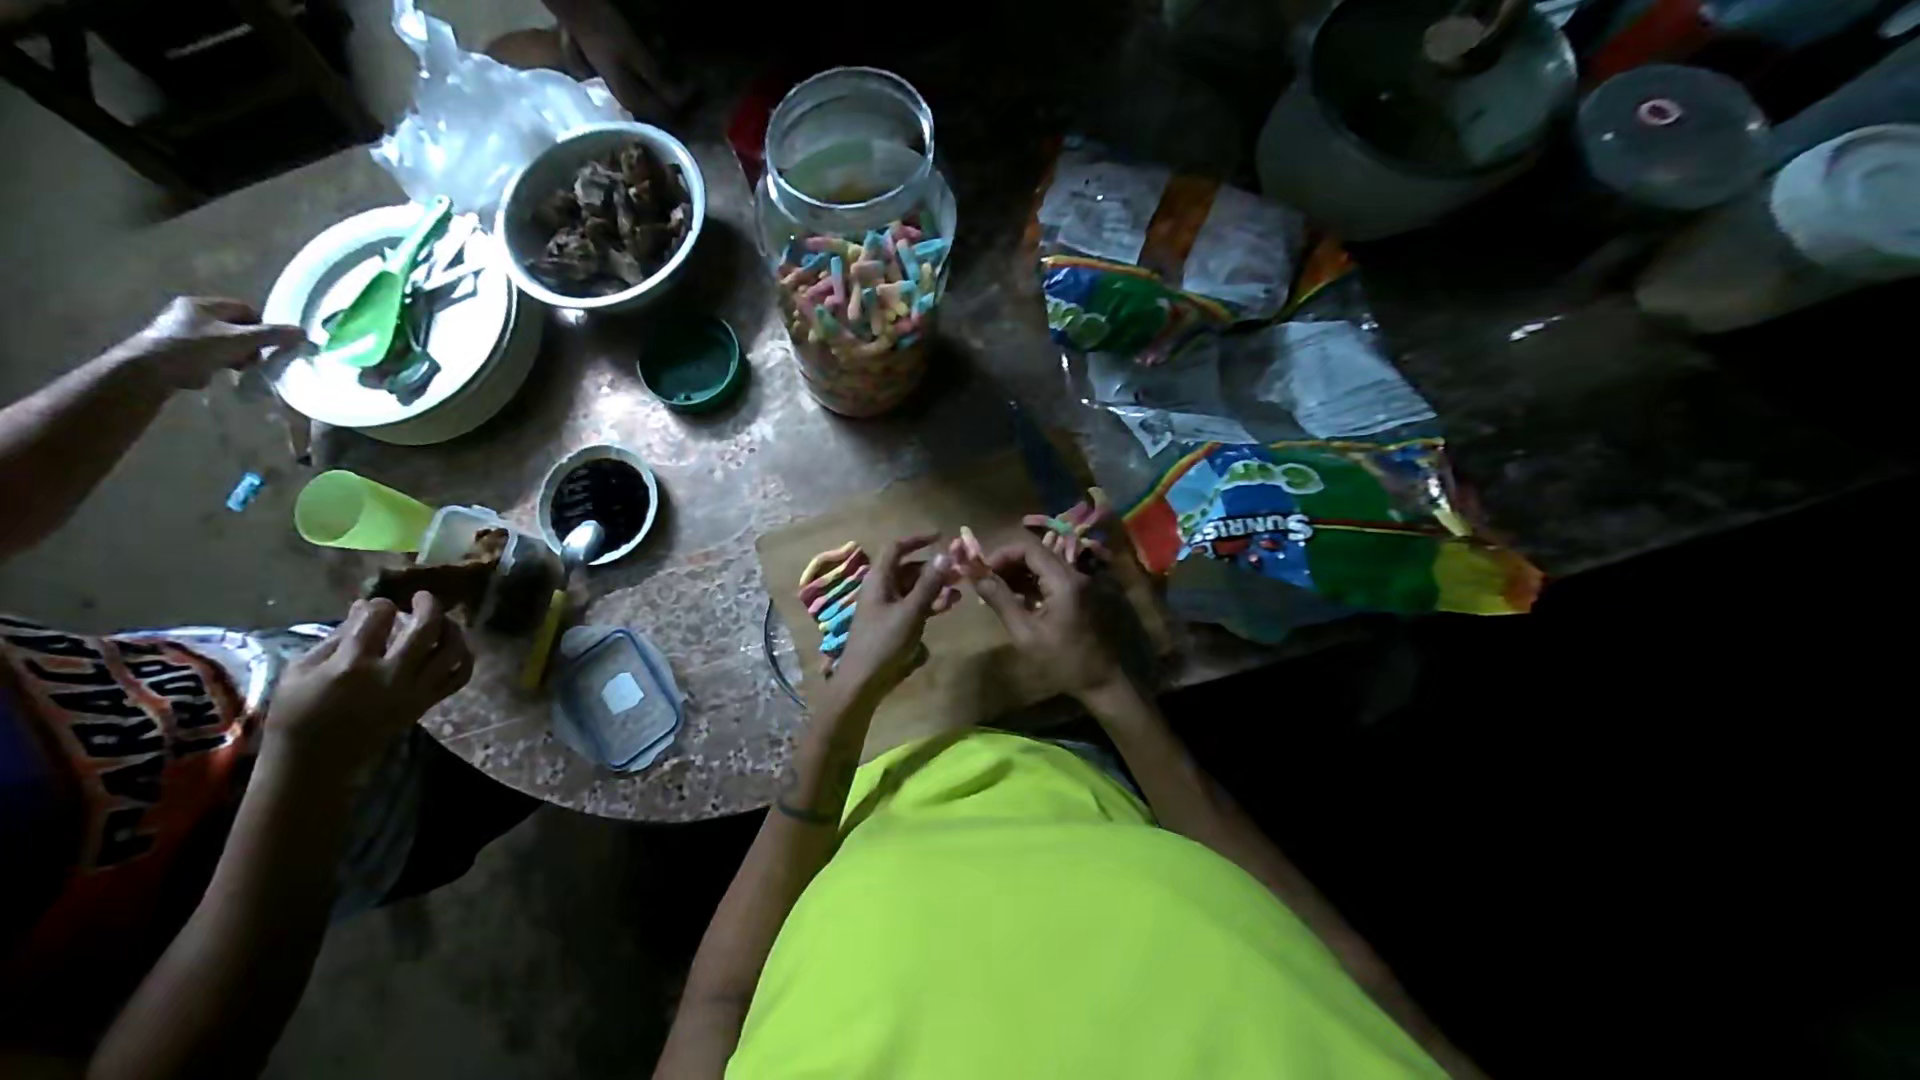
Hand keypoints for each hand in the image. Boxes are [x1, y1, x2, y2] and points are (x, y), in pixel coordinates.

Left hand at [122, 296, 306, 389]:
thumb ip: (272, 335)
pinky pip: (214, 351)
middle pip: (238, 325)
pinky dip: (223, 360)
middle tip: (255, 357)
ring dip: (239, 353)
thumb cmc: (196, 348)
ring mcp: (183, 330)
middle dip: (252, 343)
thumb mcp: (240, 340)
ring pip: (227, 340)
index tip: (270, 344)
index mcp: (202, 304)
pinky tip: (223, 369)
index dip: (263, 326)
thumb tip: (303, 332)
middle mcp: (191, 312)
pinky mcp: (180, 347)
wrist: (152, 369)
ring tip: (239, 366)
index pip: (245, 309)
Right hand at [264, 593, 473, 785]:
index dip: (381, 605)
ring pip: (452, 650)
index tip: (378, 605)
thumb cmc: (297, 716)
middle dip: (428, 605)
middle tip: (423, 597)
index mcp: (352, 666)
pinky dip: (463, 658)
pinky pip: (459, 676)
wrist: (316, 762)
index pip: (378, 620)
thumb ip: (335, 638)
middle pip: (426, 629)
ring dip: (452, 629)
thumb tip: (364, 608)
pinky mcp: (427, 703)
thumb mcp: (298, 672)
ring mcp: (415, 690)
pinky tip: (454, 647)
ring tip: (442, 620)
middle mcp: (391, 675)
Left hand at [826, 535, 955, 706]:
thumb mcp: (911, 612)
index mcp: (879, 580)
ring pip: (914, 588)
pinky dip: (929, 603)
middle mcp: (881, 589)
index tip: (942, 537)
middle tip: (960, 571)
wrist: (863, 682)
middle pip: (909, 569)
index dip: (918, 539)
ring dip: (935, 587)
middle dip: (935, 568)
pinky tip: (947, 608)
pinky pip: (913, 605)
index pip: (897, 548)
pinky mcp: (892, 624)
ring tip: (958, 593)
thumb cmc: (884, 643)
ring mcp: (886, 607)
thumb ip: (929, 584)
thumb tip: (945, 554)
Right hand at [973, 530, 1127, 702]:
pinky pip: (1056, 578)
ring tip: (1000, 592)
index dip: (1003, 555)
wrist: (1104, 680)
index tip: (983, 571)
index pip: (1029, 549)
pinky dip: (1036, 583)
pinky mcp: (1085, 593)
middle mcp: (1076, 574)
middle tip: (988, 581)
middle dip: (1010, 564)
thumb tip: (977, 578)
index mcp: (1064, 581)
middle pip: (1038, 554)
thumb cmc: (1063, 661)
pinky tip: (1021, 600)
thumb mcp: (1026, 634)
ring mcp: (1084, 583)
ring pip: (1047, 566)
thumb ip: (1001, 601)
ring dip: (1022, 574)